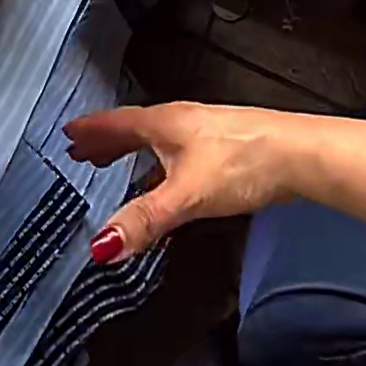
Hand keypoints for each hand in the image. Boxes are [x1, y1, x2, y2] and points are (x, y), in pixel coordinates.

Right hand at [63, 103, 314, 261]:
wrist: (298, 152)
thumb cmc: (240, 163)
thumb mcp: (187, 195)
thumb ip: (145, 219)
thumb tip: (101, 245)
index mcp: (160, 123)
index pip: (114, 122)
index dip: (90, 129)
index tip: (68, 131)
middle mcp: (176, 120)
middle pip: (130, 128)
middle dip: (104, 140)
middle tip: (81, 150)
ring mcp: (200, 130)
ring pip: (153, 137)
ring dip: (128, 149)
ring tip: (112, 162)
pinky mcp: (220, 143)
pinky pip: (172, 148)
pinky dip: (155, 160)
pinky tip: (163, 177)